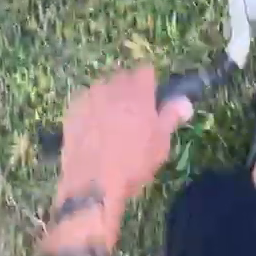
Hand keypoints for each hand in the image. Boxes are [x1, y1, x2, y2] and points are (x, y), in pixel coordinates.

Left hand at [56, 67, 192, 217]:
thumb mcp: (160, 143)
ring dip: (109, 99)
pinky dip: (91, 110)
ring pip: (103, 88)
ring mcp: (90, 95)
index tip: (151, 102)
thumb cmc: (133, 164)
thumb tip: (184, 101)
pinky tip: (92, 131)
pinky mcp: (71, 109)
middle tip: (133, 117)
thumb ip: (171, 115)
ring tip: (110, 126)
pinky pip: (86, 101)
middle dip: (129, 90)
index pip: (146, 70)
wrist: (92, 185)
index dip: (150, 85)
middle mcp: (113, 84)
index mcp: (137, 89)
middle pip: (124, 77)